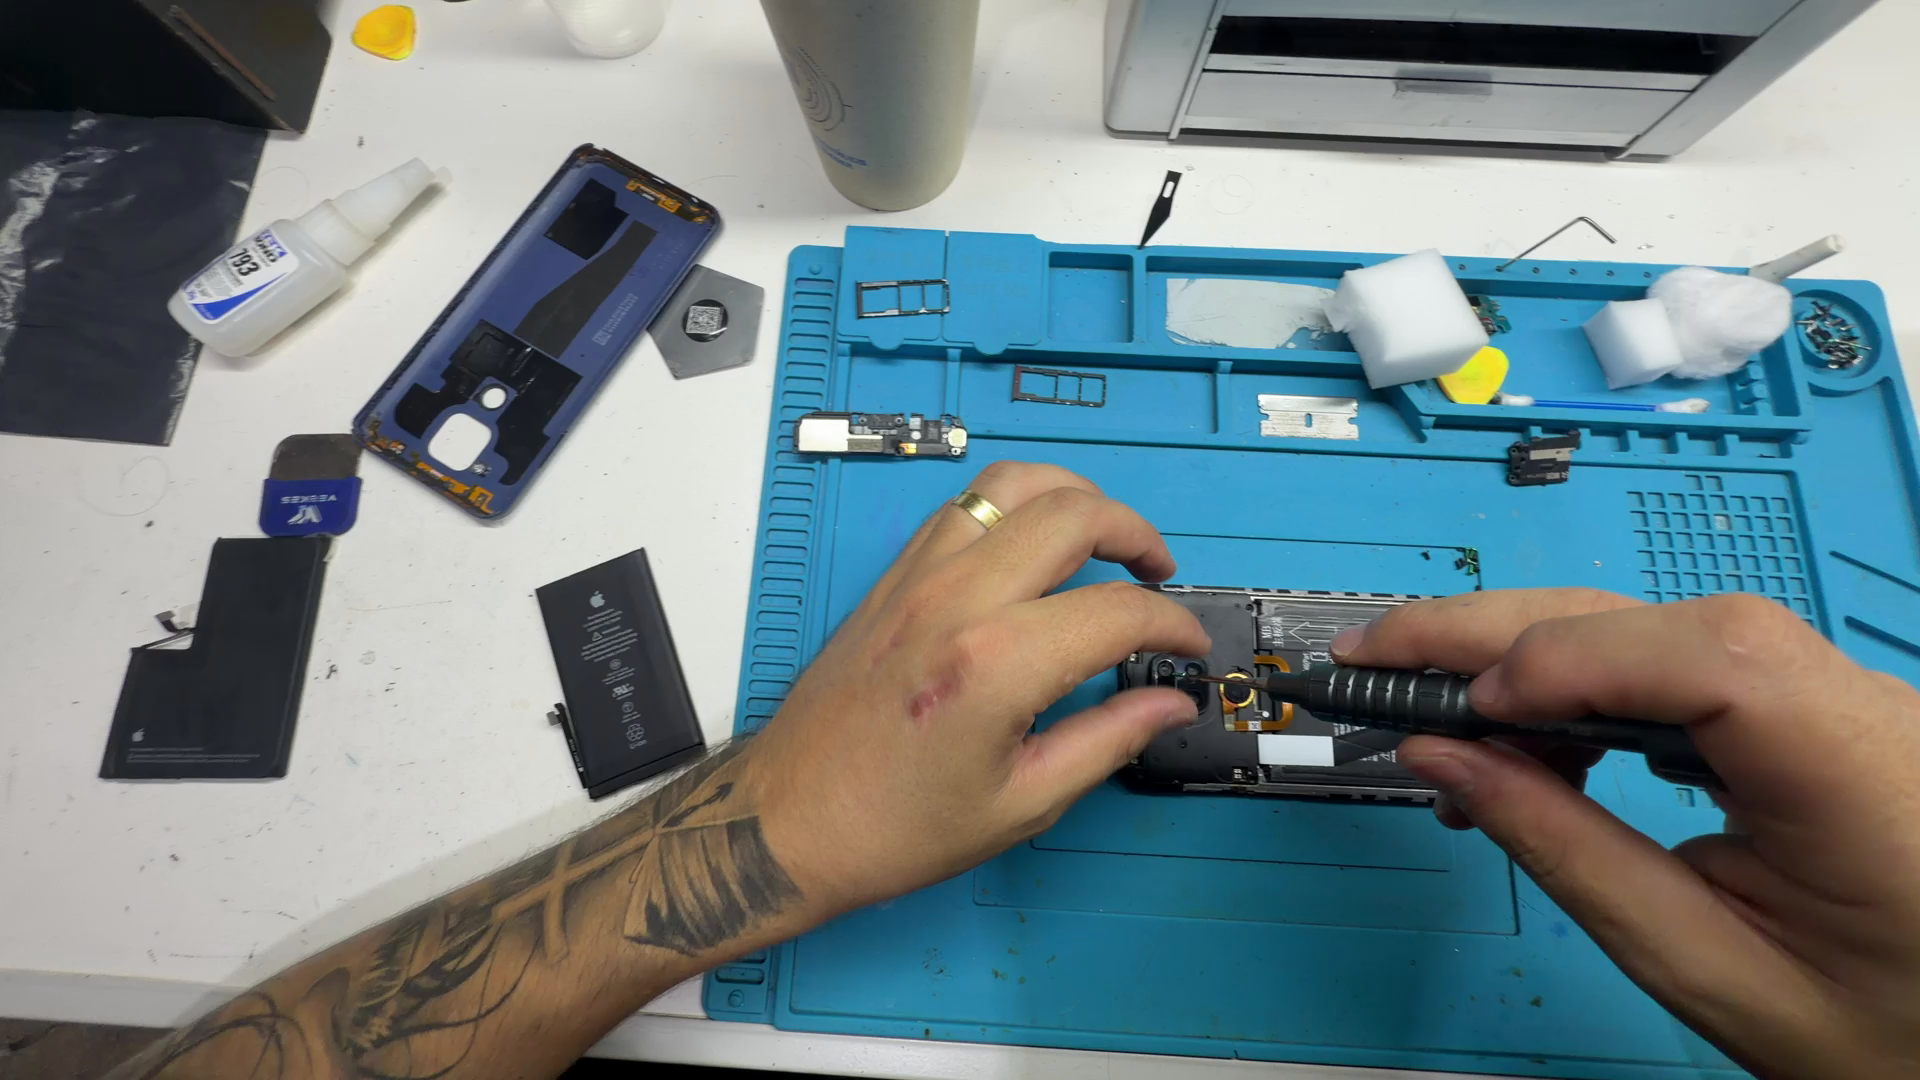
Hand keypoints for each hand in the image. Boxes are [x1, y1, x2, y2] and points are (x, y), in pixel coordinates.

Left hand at [747, 462, 1209, 914]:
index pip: (1118, 611)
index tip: (1188, 646)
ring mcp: (919, 574)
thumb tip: (1171, 702)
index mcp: (997, 661)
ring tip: (1102, 539)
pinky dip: (1014, 504)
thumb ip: (1110, 740)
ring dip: (1075, 498)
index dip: (1173, 624)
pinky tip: (1030, 543)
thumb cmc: (896, 826)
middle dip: (1137, 534)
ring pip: (1013, 484)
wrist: (791, 816)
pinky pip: (965, 504)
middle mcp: (958, 597)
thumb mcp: (1022, 803)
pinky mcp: (895, 573)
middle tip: (1158, 574)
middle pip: (1074, 514)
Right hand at [1336, 588, 1919, 1078]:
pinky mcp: (1786, 698)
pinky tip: (1512, 736)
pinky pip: (1642, 657)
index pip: (1714, 659)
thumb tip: (1430, 752)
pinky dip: (1551, 683)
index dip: (1567, 659)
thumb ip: (1558, 847)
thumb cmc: (1881, 1034)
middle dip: (1485, 630)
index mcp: (1870, 783)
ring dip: (1503, 656)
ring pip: (1628, 623)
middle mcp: (1857, 707)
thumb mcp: (1701, 965)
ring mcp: (1823, 690)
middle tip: (1368, 654)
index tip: (1467, 710)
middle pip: (1639, 617)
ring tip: (1424, 706)